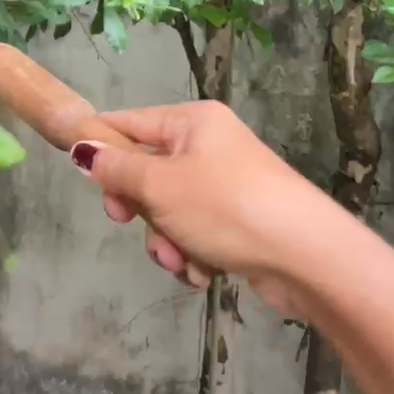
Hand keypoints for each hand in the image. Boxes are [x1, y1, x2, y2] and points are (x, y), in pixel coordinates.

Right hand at [70, 100, 340, 310]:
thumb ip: (114, 168)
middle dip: (137, 206)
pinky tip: (200, 271)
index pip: (128, 122)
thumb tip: (83, 150)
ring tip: (177, 259)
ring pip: (168, 207)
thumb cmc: (227, 207)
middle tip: (125, 221)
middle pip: (147, 170)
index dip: (100, 146)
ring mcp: (228, 184)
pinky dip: (191, 251)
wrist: (312, 260)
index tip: (81, 175)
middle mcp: (210, 145)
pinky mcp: (242, 221)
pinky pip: (196, 230)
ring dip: (163, 237)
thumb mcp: (158, 185)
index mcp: (192, 121)